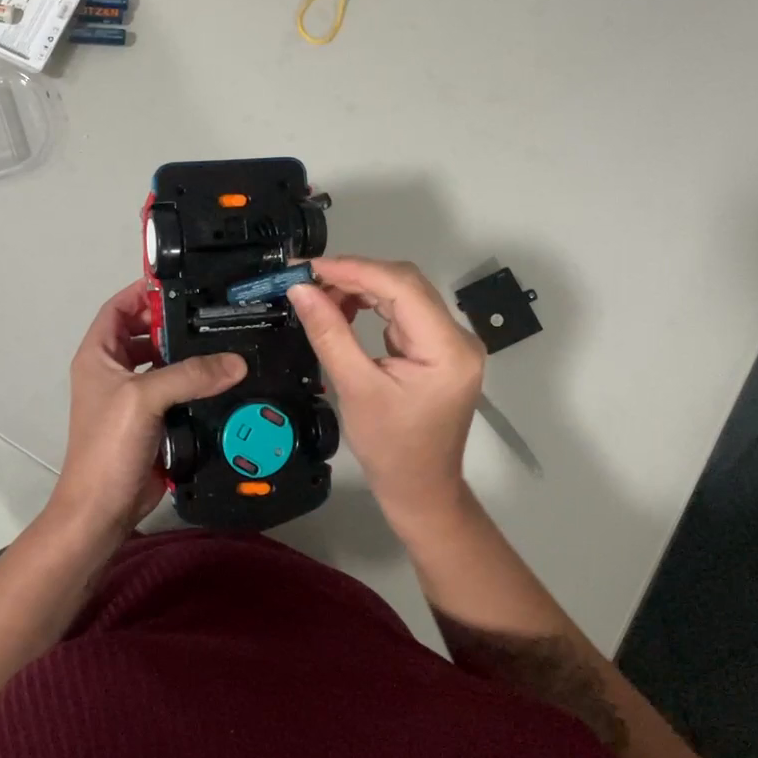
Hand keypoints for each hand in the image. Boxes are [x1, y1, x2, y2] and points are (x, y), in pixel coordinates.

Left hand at [50, 281, 247, 538]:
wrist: (102, 508)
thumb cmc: (109, 446)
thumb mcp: (144, 399)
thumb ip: (189, 374)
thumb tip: (236, 362)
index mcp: (98, 355)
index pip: (118, 308)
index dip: (144, 292)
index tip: (182, 283)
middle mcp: (112, 371)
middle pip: (144, 333)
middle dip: (174, 322)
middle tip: (215, 313)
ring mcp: (131, 398)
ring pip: (162, 363)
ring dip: (187, 355)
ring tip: (226, 342)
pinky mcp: (151, 422)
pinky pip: (175, 392)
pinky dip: (195, 384)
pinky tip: (224, 381)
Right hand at [287, 257, 485, 535]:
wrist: (420, 489)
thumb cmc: (390, 448)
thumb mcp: (355, 388)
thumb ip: (329, 333)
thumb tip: (301, 291)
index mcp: (447, 348)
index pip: (401, 286)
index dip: (353, 270)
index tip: (308, 268)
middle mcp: (457, 337)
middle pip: (404, 284)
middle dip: (353, 275)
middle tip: (305, 280)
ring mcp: (449, 343)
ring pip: (402, 294)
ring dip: (359, 288)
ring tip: (317, 295)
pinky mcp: (436, 350)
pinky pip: (402, 313)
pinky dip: (369, 305)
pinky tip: (340, 310)